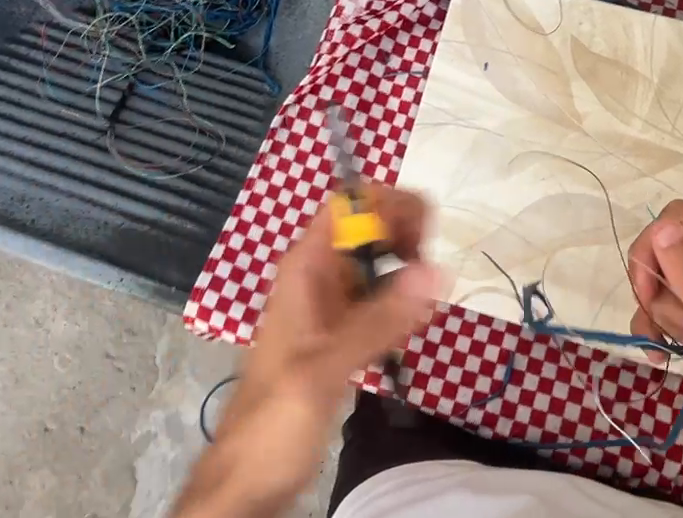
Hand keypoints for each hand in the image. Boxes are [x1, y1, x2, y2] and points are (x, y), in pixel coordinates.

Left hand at [172, 185, 441, 517]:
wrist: (247, 480)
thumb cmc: (274, 421)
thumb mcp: (325, 370)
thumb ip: (378, 320)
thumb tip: (435, 270)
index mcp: (305, 268)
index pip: (347, 203)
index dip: (386, 204)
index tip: (420, 236)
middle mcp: (318, 274)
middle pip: (368, 225)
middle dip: (404, 236)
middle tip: (428, 275)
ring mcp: (331, 303)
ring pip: (377, 260)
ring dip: (406, 270)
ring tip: (424, 305)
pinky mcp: (342, 331)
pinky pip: (379, 296)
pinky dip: (401, 301)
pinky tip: (413, 326)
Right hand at [627, 201, 682, 517]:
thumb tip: (663, 229)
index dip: (655, 249)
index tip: (647, 296)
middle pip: (674, 248)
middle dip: (660, 287)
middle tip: (675, 332)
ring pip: (672, 279)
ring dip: (664, 313)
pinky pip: (680, 307)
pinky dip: (665, 328)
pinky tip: (667, 356)